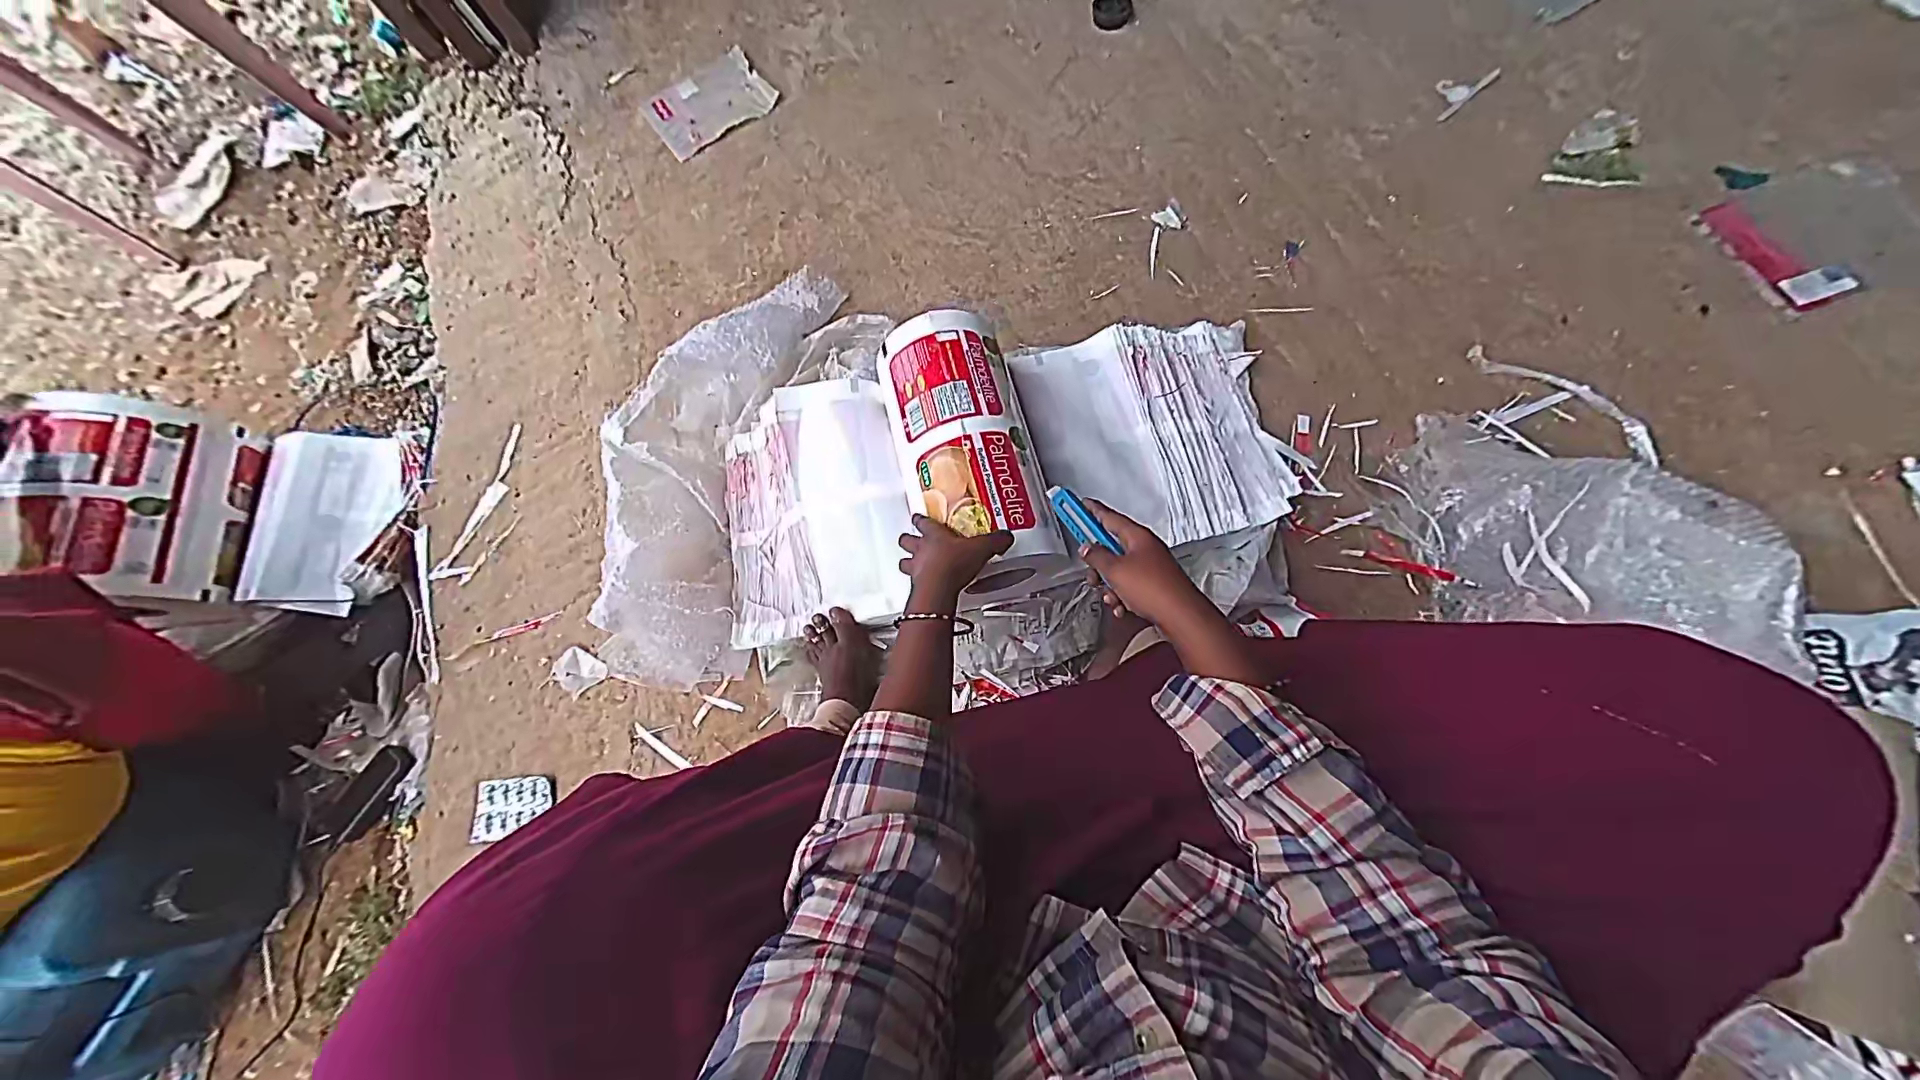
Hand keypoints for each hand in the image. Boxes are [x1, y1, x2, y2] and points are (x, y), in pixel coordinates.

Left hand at [898, 515, 1013, 610]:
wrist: (938, 588)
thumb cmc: (953, 563)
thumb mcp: (981, 548)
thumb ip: (994, 541)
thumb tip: (1005, 537)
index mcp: (933, 534)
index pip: (923, 521)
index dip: (921, 519)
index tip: (919, 517)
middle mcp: (921, 549)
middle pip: (907, 539)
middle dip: (908, 539)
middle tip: (910, 539)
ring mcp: (916, 567)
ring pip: (904, 561)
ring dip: (908, 561)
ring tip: (912, 563)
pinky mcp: (916, 585)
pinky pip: (911, 581)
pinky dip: (915, 582)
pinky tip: (922, 585)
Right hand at [1077, 499, 1209, 628]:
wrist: (1179, 616)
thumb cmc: (1156, 589)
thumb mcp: (1115, 570)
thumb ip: (1097, 557)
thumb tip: (1088, 549)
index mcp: (1137, 537)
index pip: (1108, 517)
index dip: (1091, 510)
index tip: (1080, 504)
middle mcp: (1144, 548)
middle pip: (1111, 547)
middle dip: (1098, 563)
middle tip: (1092, 570)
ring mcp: (1149, 567)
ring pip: (1117, 570)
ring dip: (1108, 584)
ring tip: (1110, 594)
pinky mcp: (1152, 585)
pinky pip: (1127, 586)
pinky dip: (1121, 596)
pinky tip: (1121, 605)